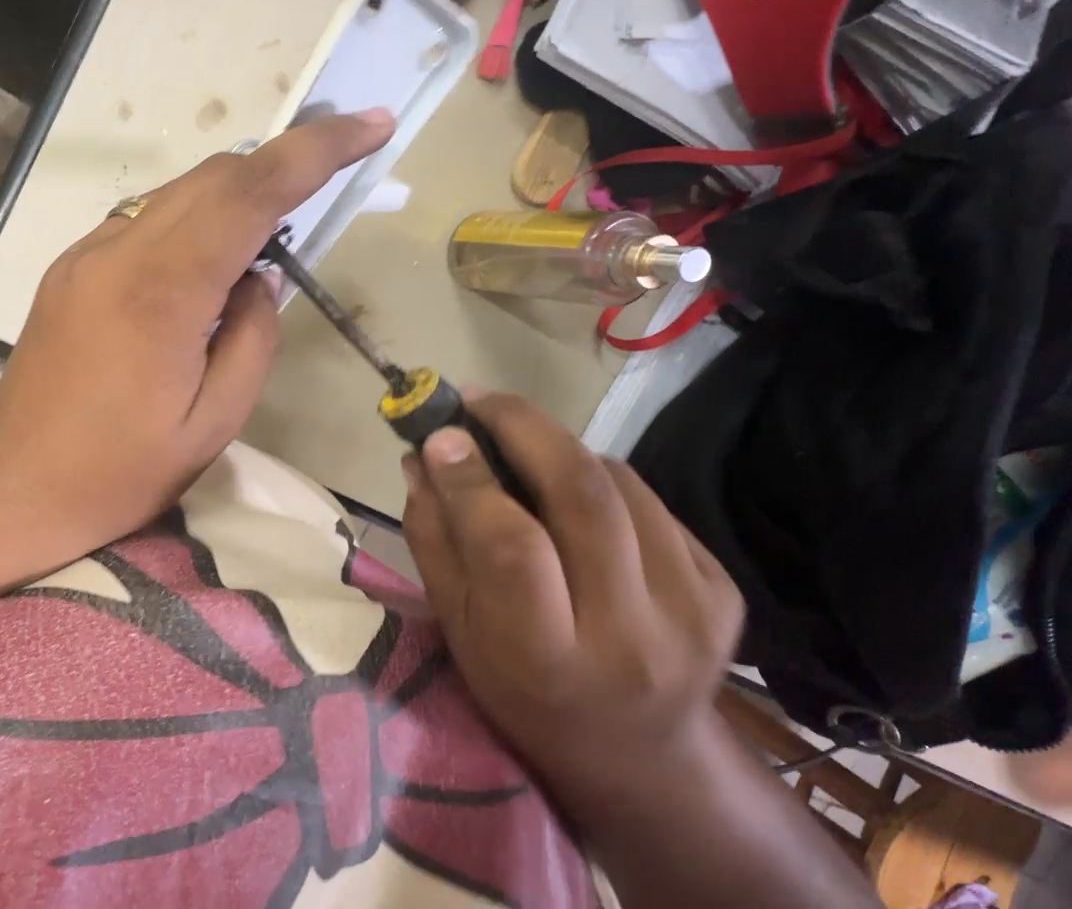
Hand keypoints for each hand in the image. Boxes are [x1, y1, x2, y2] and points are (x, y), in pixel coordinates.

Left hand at [0, 111, 393, 548]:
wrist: (15, 486)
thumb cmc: (120, 471)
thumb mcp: (213, 421)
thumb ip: (253, 337)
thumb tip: (261, 277)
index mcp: (161, 291)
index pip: (249, 194)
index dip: (316, 150)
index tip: (371, 125)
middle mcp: (116, 252)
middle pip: (211, 178)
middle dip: (279, 167)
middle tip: (329, 182)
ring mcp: (83, 256)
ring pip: (173, 193)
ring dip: (232, 195)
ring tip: (267, 239)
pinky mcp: (67, 270)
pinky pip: (141, 221)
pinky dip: (188, 221)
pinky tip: (205, 264)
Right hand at [400, 393, 745, 806]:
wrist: (636, 749)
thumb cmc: (519, 691)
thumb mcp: (457, 629)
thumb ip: (434, 542)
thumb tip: (424, 455)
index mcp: (548, 657)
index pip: (512, 547)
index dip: (472, 479)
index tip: (439, 435)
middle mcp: (631, 633)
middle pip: (583, 495)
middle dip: (525, 428)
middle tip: (480, 400)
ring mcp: (692, 608)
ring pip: (619, 484)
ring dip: (560, 450)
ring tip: (521, 453)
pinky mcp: (725, 587)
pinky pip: (649, 501)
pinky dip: (601, 482)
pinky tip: (576, 503)